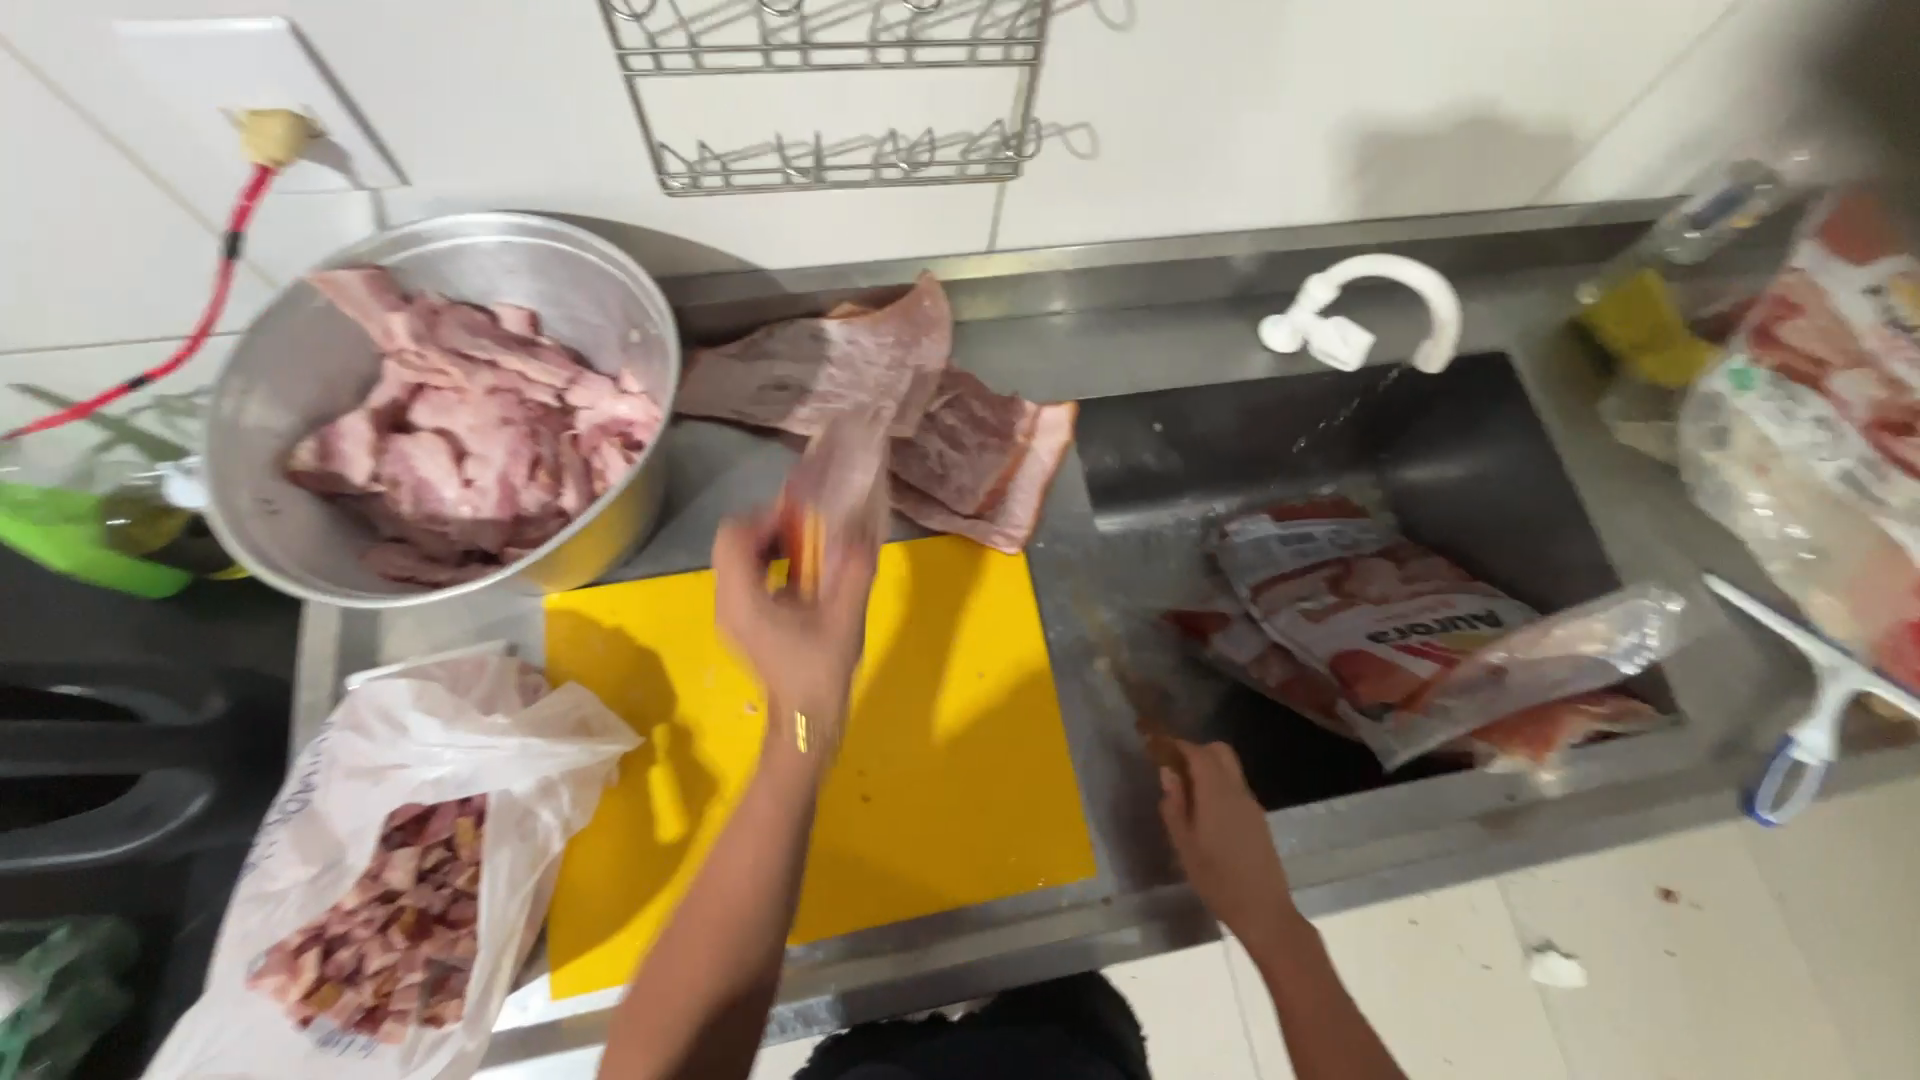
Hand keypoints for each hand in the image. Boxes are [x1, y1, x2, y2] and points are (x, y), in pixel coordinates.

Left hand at [712, 510, 877, 752]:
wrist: (807, 718)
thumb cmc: (822, 670)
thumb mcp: (845, 618)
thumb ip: (854, 569)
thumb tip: (863, 528)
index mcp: (743, 601)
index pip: (733, 536)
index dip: (765, 516)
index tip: (801, 515)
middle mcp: (726, 602)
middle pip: (732, 543)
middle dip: (768, 526)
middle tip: (806, 526)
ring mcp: (730, 613)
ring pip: (737, 558)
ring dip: (768, 543)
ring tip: (806, 545)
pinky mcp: (740, 620)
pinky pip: (745, 576)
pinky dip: (768, 562)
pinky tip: (801, 571)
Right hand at [1158, 739, 1303, 950]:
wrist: (1264, 911)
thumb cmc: (1216, 879)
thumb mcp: (1184, 844)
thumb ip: (1174, 804)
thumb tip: (1168, 773)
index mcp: (1217, 794)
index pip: (1198, 753)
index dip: (1177, 745)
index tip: (1158, 746)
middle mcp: (1238, 792)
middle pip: (1220, 752)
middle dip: (1196, 751)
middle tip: (1173, 768)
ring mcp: (1252, 805)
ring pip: (1230, 770)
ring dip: (1208, 769)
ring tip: (1185, 792)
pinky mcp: (1258, 820)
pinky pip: (1236, 788)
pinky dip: (1218, 786)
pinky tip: (1205, 812)